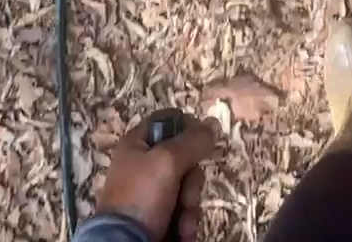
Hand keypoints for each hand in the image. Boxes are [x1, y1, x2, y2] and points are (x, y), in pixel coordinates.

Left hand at [95, 112, 218, 241]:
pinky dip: (185, 220)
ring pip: (186, 185)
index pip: (168, 120)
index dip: (187, 126)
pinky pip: (182, 209)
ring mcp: (150, 193)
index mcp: (137, 144)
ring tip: (184, 220)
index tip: (203, 138)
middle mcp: (144, 165)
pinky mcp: (157, 216)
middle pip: (183, 157)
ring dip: (191, 204)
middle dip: (192, 179)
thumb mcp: (168, 161)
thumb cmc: (142, 196)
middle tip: (187, 193)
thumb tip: (214, 122)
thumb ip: (192, 140)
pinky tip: (183, 231)